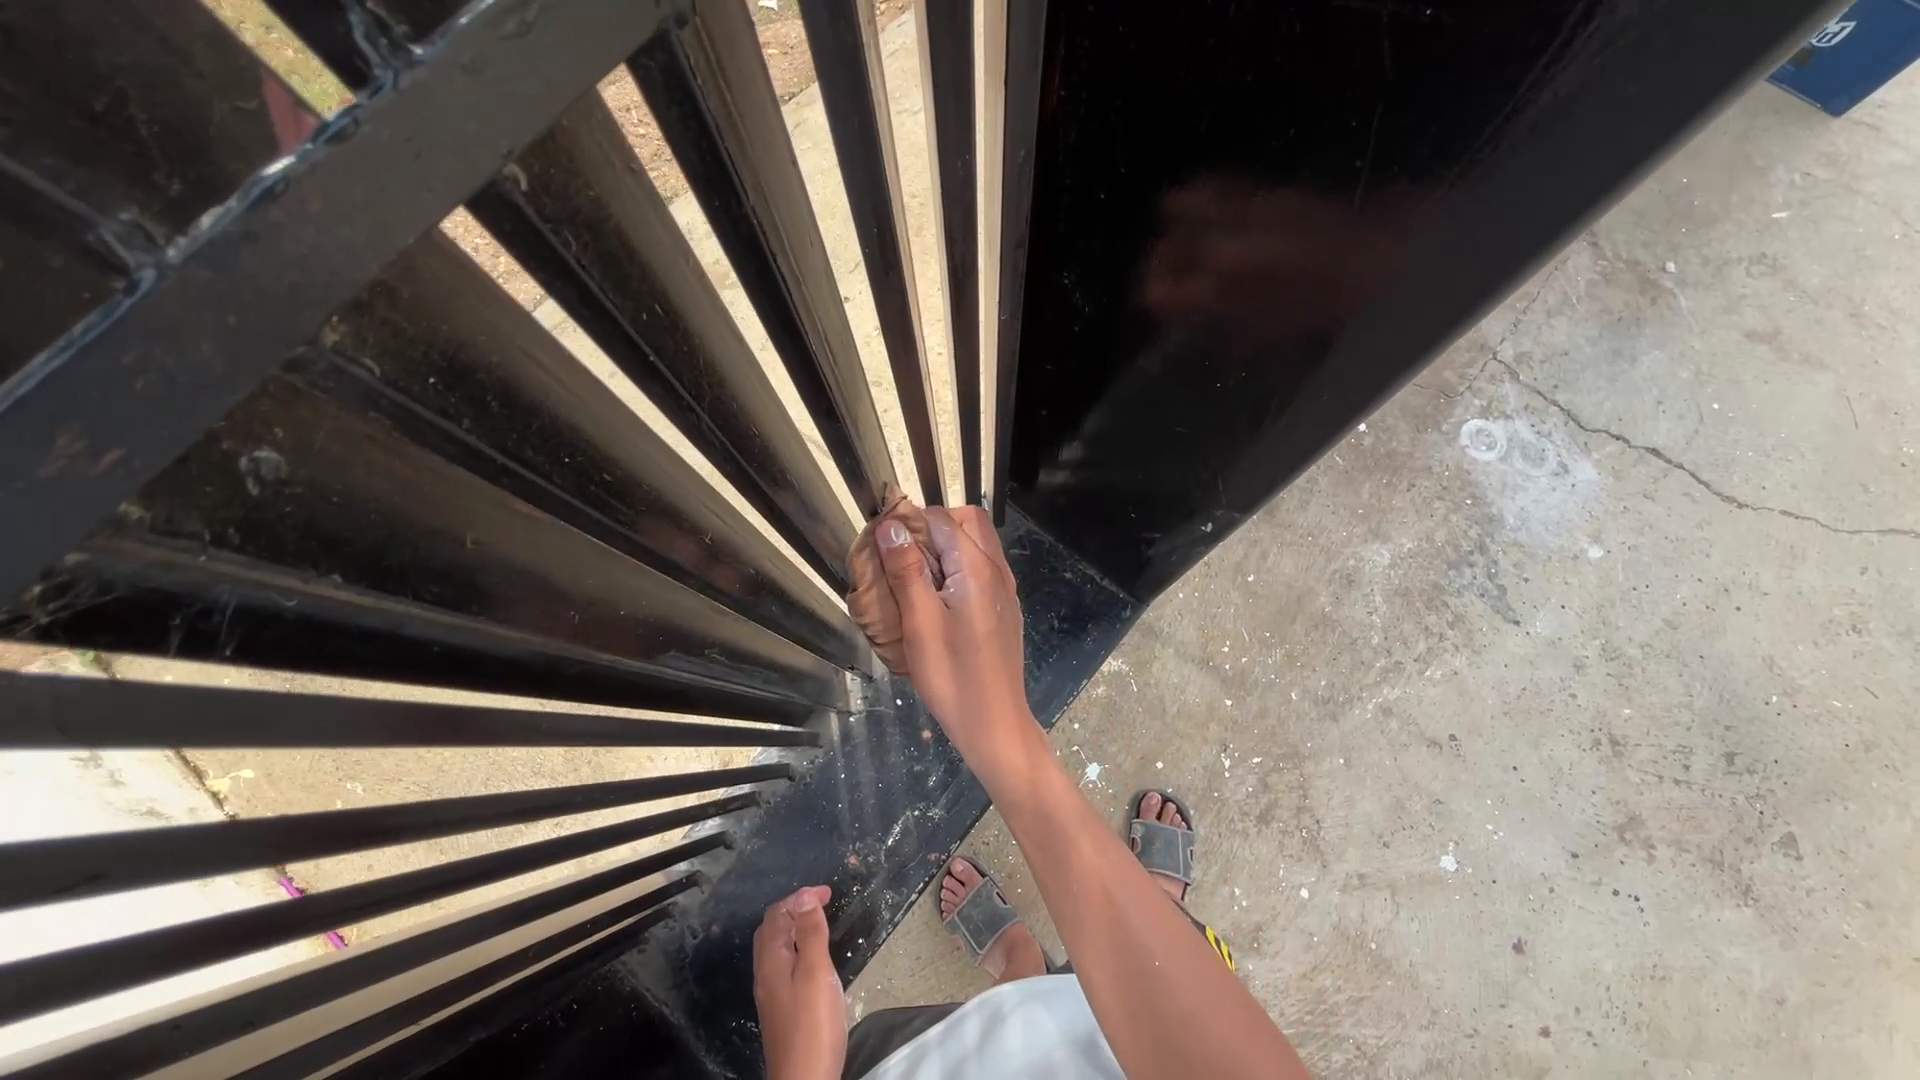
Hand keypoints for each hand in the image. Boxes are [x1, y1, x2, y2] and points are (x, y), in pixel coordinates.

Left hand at [754, 885, 845, 1079]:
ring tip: (820, 925)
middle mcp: (766, 974)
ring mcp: (771, 994)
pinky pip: (783, 965)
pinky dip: (797, 949)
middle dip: (794, 910)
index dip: (799, 898)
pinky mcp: (781, 1009)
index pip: (777, 915)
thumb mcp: (817, 973)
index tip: (827, 893)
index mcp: (771, 961)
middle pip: (772, 930)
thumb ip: (810, 934)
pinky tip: (815, 960)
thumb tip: (804, 896)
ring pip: (776, 948)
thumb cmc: (813, 1025)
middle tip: (822, 904)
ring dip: (795, 929)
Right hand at [875, 506, 1038, 781]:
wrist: (994, 721)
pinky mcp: (1004, 608)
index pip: (942, 519)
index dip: (910, 522)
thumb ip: (906, 570)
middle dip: (932, 527)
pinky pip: (982, 568)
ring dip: (945, 547)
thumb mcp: (919, 622)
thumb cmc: (952, 675)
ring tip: (913, 576)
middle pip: (968, 522)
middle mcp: (997, 570)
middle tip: (901, 555)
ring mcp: (1005, 589)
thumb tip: (891, 525)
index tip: (882, 542)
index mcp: (977, 568)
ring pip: (977, 544)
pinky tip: (936, 599)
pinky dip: (958, 567)